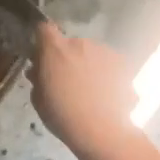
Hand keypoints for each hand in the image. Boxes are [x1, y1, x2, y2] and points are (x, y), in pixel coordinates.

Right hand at [30, 22, 140, 153]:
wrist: (102, 131)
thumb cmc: (63, 116)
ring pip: (91, 53)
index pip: (44, 28)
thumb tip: (37, 70)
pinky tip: (106, 94)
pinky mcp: (122, 63)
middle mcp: (80, 44)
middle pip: (70, 44)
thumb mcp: (39, 99)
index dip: (43, 40)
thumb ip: (37, 78)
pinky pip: (108, 63)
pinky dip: (106, 73)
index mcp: (55, 50)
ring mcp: (104, 51)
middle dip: (67, 57)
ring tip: (91, 90)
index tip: (43, 54)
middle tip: (67, 80)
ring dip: (88, 64)